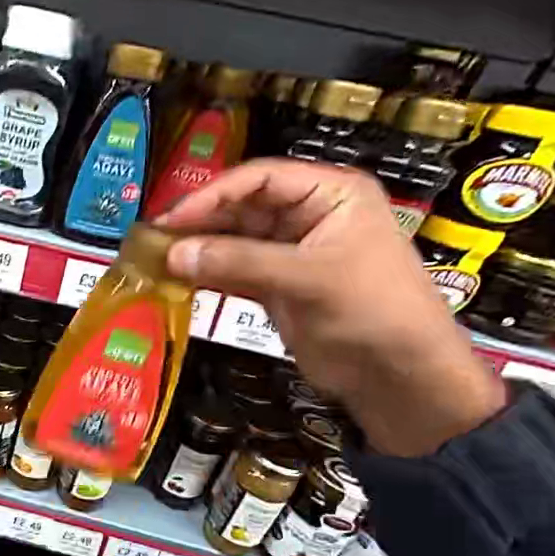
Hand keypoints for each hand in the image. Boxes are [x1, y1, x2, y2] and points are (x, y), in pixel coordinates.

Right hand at [154, 158, 504, 455]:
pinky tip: (177, 280)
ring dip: (199, 250)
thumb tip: (174, 254)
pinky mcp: (276, 287)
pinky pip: (233, 272)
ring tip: (157, 261)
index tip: (172, 219)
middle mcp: (307, 216)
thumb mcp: (307, 278)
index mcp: (329, 194)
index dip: (213, 195)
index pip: (260, 178)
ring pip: (232, 241)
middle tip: (154, 240)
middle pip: (241, 207)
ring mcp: (290, 253)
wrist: (400, 377)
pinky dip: (207, 275)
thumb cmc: (370, 311)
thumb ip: (238, 262)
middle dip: (200, 223)